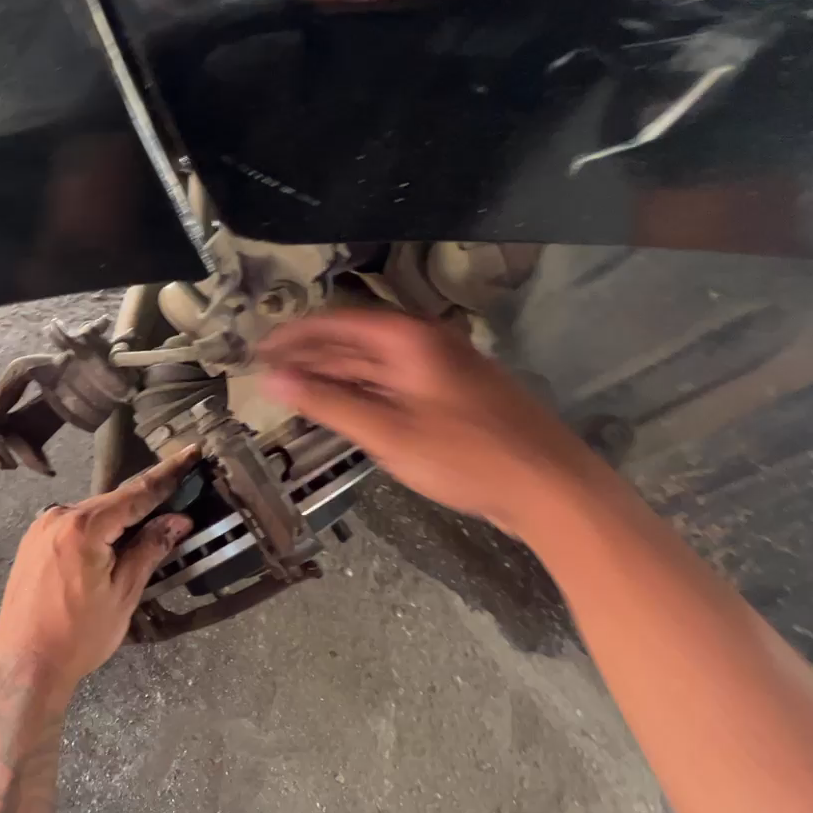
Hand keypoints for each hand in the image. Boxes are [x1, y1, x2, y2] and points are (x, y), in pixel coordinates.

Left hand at [0, 449, 198, 704]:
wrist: (24, 663)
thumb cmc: (78, 635)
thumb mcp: (123, 594)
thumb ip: (149, 550)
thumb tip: (178, 520)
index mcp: (82, 526)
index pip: (134, 494)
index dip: (167, 475)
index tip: (190, 452)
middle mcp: (57, 516)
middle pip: (112, 503)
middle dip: (145, 504)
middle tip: (179, 499)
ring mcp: (41, 527)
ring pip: (92, 514)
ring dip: (120, 521)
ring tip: (150, 531)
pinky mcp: (33, 542)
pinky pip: (73, 526)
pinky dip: (97, 531)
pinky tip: (112, 546)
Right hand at [258, 309, 617, 538]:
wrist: (554, 490)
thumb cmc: (466, 456)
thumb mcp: (387, 432)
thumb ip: (326, 403)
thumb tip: (272, 379)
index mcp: (408, 340)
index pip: (336, 322)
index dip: (293, 334)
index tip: (258, 349)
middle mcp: (424, 344)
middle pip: (354, 341)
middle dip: (309, 355)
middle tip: (267, 370)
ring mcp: (441, 370)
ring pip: (373, 365)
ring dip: (332, 374)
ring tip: (293, 388)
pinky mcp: (452, 397)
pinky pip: (392, 384)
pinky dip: (360, 392)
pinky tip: (340, 407)